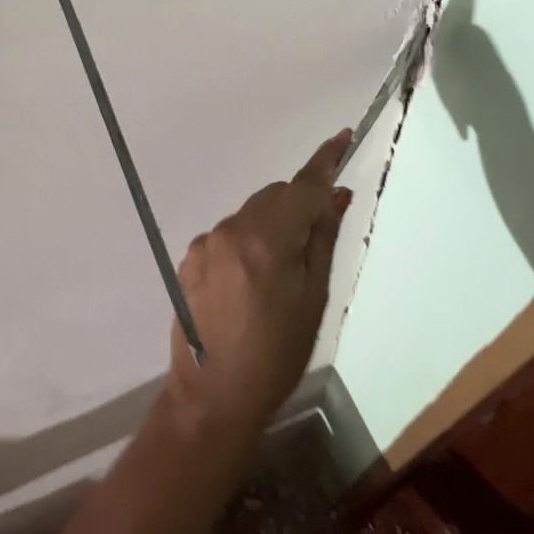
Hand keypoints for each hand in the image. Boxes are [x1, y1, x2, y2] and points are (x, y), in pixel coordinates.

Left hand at [163, 129, 355, 440]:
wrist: (213, 397)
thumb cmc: (276, 354)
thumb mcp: (314, 300)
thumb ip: (321, 239)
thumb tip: (335, 196)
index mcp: (268, 241)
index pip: (304, 186)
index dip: (326, 160)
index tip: (343, 136)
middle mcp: (232, 230)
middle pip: (275, 196)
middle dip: (298, 204)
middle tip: (316, 236)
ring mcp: (205, 243)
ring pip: (251, 214)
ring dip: (270, 225)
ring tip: (279, 273)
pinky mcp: (189, 258)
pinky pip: (228, 234)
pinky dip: (246, 242)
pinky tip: (250, 281)